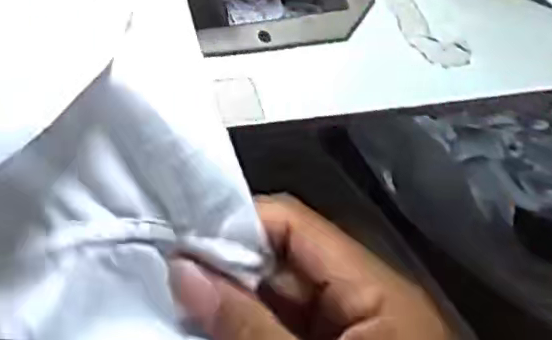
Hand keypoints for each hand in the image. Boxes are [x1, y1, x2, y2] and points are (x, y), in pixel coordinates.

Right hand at [170, 195, 462, 339]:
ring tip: (187, 311)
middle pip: (287, 262)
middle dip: (233, 271)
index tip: (184, 243)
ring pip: (287, 304)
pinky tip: (220, 335)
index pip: (292, 222)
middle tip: (175, 282)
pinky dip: (261, 335)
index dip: (237, 225)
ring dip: (240, 307)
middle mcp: (369, 300)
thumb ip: (248, 323)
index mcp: (376, 285)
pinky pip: (297, 334)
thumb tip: (181, 267)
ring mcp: (362, 336)